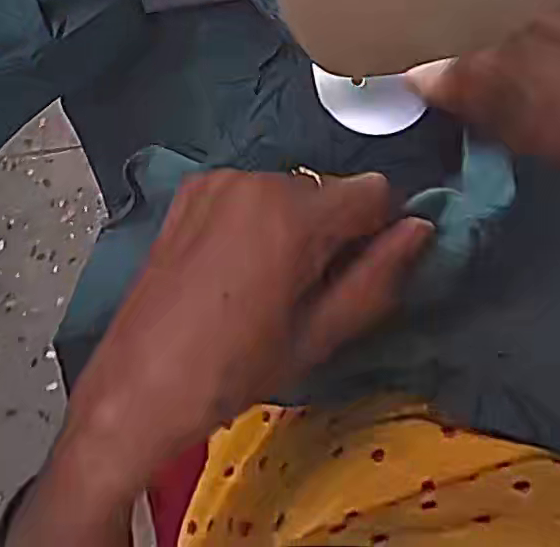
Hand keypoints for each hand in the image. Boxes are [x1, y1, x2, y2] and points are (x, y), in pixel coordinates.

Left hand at [35, 169, 433, 521]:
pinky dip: (256, 214)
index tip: (355, 270)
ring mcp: (221, 178)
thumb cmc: (236, 368)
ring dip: (294, 221)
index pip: (375, 190)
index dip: (376, 230)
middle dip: (332, 228)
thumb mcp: (319, 335)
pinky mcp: (194, 186)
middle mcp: (260, 178)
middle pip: (329, 189)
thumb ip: (378, 277)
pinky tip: (232, 260)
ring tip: (263, 277)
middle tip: (303, 286)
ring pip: (290, 187)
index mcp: (296, 214)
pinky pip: (250, 189)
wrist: (138, 382)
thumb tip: (421, 227)